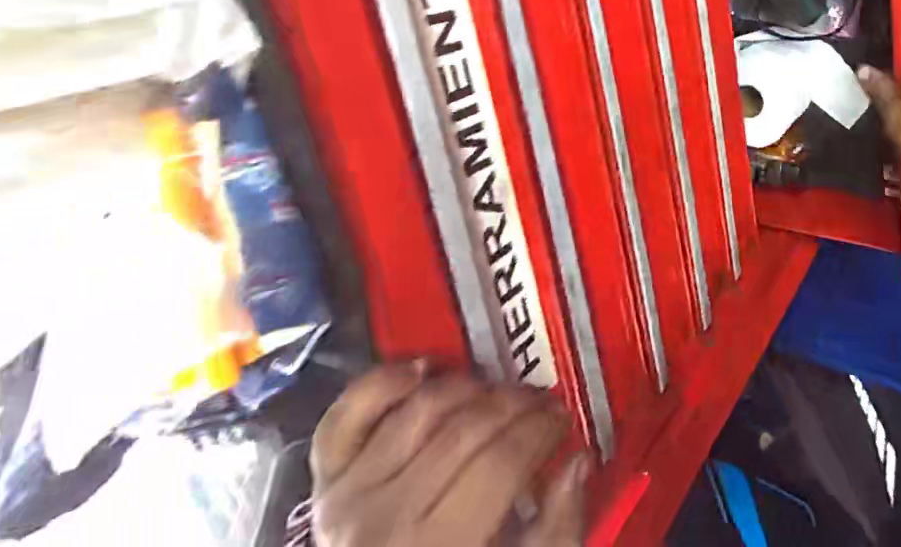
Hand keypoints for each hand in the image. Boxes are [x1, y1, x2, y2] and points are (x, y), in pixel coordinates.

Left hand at [310, 364, 587, 546]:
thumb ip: (557, 530)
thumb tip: (578, 459)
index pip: (500, 465)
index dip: (541, 431)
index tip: (563, 417)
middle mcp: (381, 523)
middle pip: (466, 431)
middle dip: (517, 405)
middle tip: (541, 402)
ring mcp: (345, 499)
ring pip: (421, 409)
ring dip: (469, 387)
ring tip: (494, 395)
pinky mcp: (323, 480)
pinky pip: (348, 413)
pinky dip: (386, 381)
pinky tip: (424, 370)